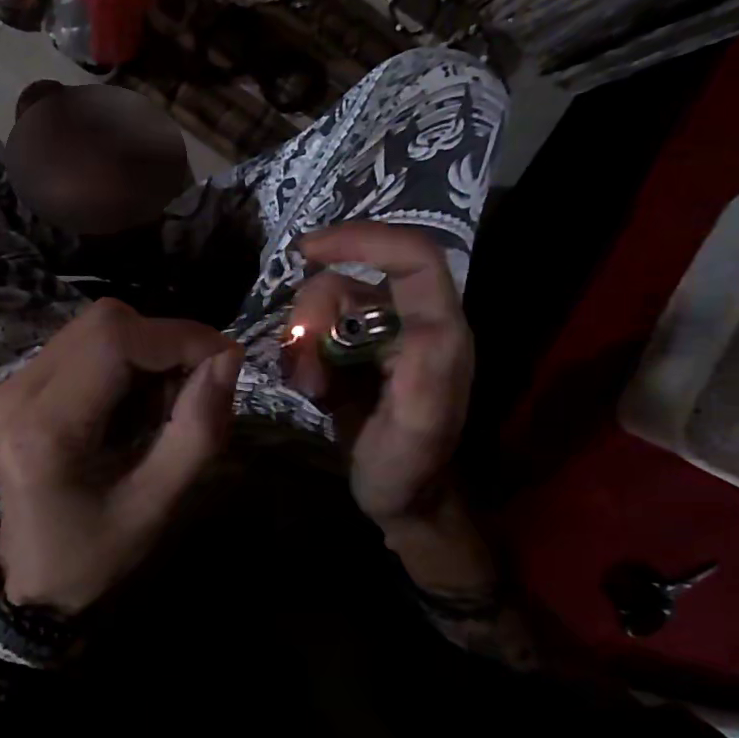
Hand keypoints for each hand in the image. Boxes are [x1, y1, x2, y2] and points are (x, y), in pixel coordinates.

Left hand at [0, 298, 242, 612]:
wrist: (30, 578)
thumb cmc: (93, 555)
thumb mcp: (156, 505)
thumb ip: (197, 431)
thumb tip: (228, 359)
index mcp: (47, 426)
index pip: (114, 340)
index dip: (179, 338)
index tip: (225, 361)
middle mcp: (21, 389)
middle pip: (106, 322)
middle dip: (166, 343)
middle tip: (196, 387)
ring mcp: (16, 382)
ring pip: (99, 327)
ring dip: (149, 350)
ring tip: (166, 401)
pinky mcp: (24, 383)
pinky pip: (87, 343)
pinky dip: (128, 359)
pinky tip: (137, 402)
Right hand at [284, 222, 473, 527]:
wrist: (400, 498)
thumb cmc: (411, 468)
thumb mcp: (420, 428)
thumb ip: (426, 376)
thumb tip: (415, 322)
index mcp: (438, 330)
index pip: (413, 256)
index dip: (365, 239)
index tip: (308, 251)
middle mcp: (409, 322)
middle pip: (347, 282)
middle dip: (312, 318)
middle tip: (304, 373)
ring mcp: (376, 336)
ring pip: (323, 306)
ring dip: (303, 343)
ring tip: (308, 388)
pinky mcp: (351, 352)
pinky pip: (313, 331)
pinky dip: (300, 353)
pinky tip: (307, 386)